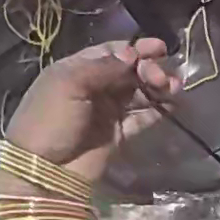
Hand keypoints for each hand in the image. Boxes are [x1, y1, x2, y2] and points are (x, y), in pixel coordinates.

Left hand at [4, 38, 181, 183]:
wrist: (46, 170)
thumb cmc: (51, 120)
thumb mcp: (70, 84)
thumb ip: (103, 67)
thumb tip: (132, 53)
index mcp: (77, 70)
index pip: (111, 52)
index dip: (135, 49)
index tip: (159, 48)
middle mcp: (94, 88)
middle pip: (128, 72)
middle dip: (149, 69)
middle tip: (161, 77)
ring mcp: (107, 112)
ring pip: (138, 93)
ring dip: (157, 88)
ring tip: (173, 88)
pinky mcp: (118, 134)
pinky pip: (141, 118)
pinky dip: (157, 110)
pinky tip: (172, 104)